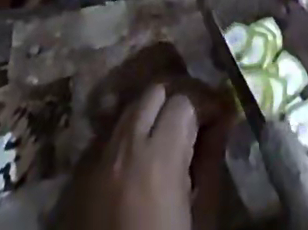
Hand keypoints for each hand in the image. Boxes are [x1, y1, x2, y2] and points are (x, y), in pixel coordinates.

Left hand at [66, 84, 231, 229]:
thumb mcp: (203, 216)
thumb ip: (212, 161)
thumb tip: (224, 122)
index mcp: (158, 156)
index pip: (186, 100)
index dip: (209, 102)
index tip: (224, 115)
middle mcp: (124, 146)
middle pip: (155, 91)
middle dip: (181, 97)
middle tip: (201, 117)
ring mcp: (99, 158)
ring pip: (130, 108)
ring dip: (155, 110)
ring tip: (174, 133)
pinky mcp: (83, 175)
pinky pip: (111, 134)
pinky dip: (133, 131)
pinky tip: (147, 152)